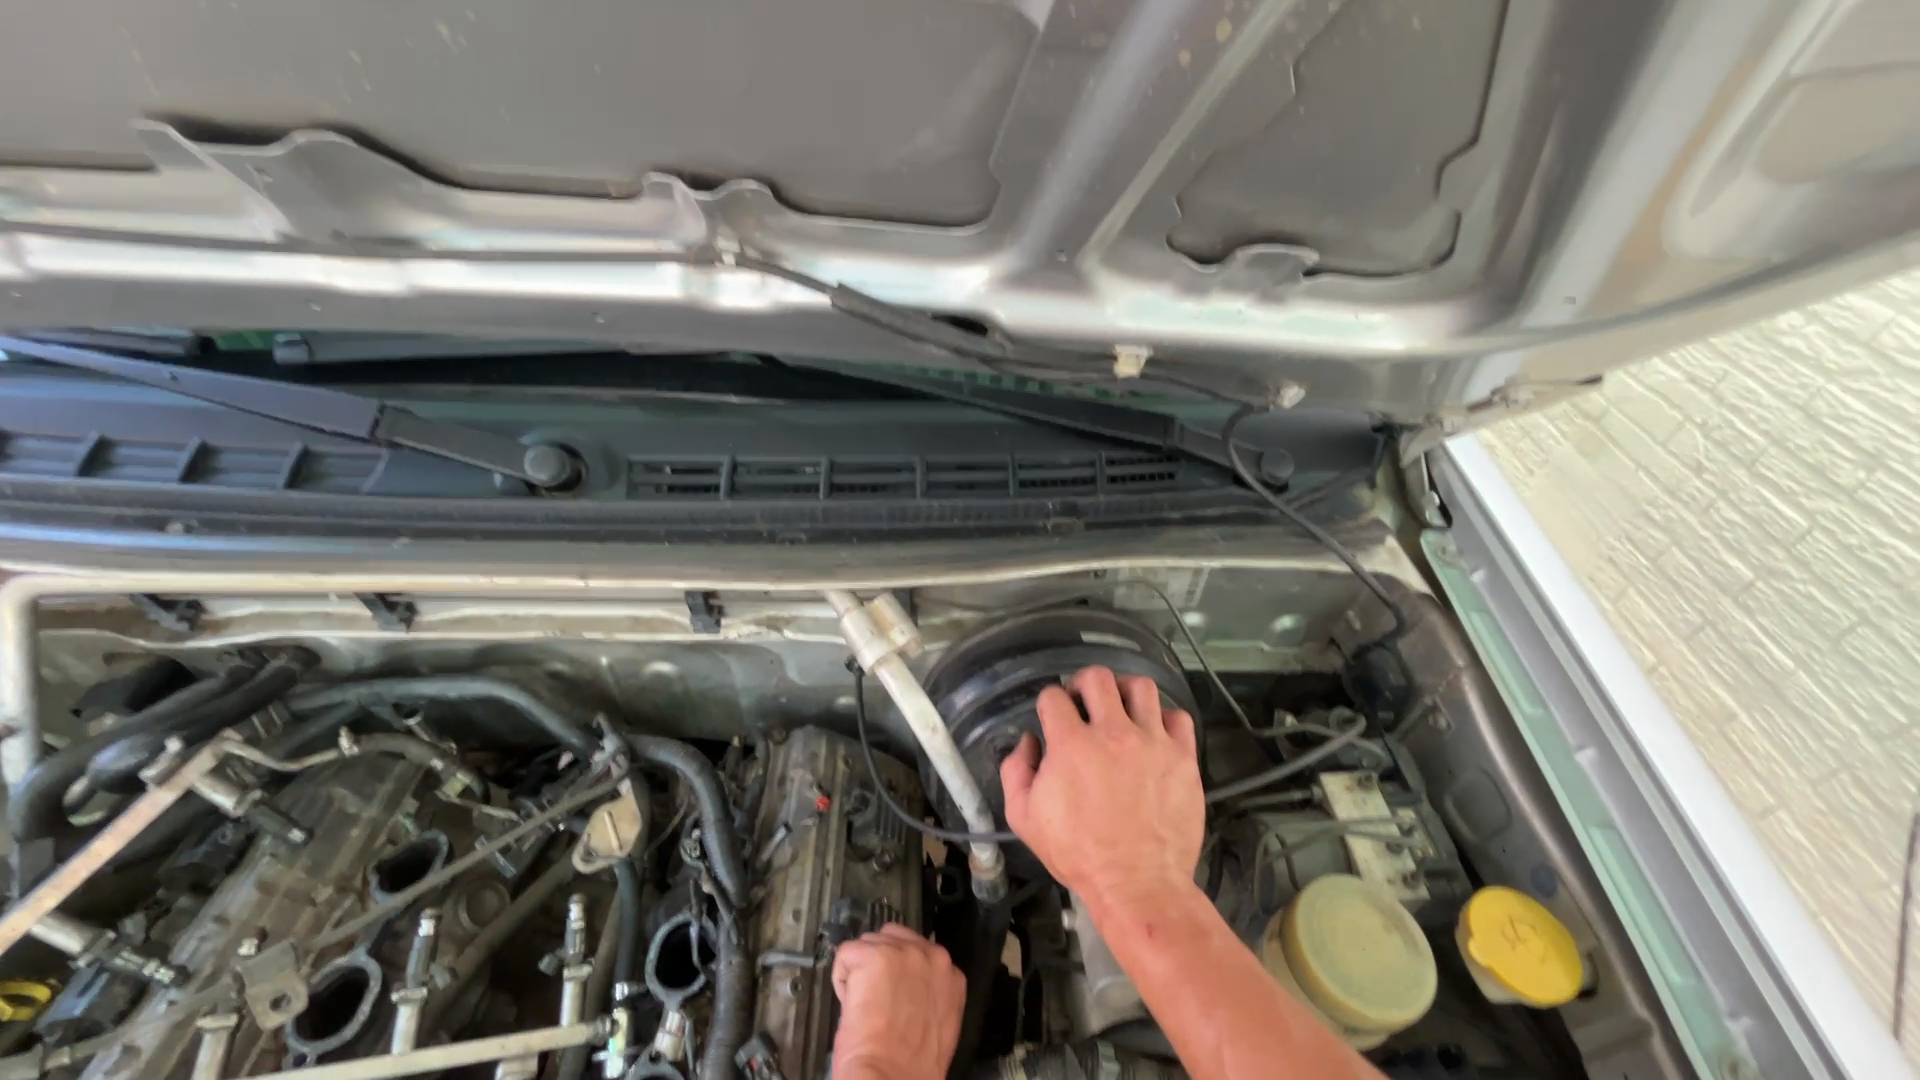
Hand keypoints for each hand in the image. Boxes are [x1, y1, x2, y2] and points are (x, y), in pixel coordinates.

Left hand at [830, 924, 965, 1079]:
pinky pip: (846, 955)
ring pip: (868, 944)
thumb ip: (929, 991)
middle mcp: (932, 955)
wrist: (893, 1076)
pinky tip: (852, 1006)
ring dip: (860, 970)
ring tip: (865, 1005)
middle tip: (874, 998)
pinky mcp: (874, 955)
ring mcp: (903, 952)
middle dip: (879, 962)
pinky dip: (841, 979)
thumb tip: (908, 985)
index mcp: (951, 974)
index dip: (899, 974)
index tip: (892, 995)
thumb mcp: (939, 1022)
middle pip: (892, 938)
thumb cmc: (913, 1065)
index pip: (919, 952)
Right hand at [999, 666, 1203, 910]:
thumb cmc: (1078, 853)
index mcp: (1071, 744)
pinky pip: (1178, 717)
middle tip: (1084, 704)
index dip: (1048, 704)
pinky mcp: (1183, 757)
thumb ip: (1016, 771)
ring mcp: (1152, 742)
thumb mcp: (1024, 818)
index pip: (1053, 697)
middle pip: (1097, 677)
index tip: (1052, 719)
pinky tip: (1154, 734)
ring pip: (1141, 687)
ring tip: (1121, 710)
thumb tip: (1029, 742)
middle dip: (1083, 684)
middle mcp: (1112, 733)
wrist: (1137, 883)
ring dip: (1125, 692)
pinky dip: (1164, 719)